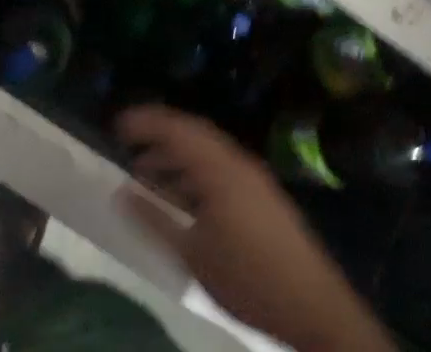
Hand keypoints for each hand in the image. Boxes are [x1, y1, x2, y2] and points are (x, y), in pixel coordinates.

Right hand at [115, 105, 395, 351]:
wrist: (313, 307)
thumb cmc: (246, 278)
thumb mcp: (190, 252)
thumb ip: (153, 218)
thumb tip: (120, 191)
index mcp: (220, 169)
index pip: (177, 128)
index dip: (146, 122)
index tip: (117, 125)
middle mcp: (239, 164)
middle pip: (194, 135)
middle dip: (159, 137)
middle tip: (128, 145)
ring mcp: (256, 180)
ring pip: (209, 154)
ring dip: (177, 157)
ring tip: (148, 175)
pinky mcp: (264, 198)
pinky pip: (222, 170)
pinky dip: (196, 173)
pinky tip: (183, 198)